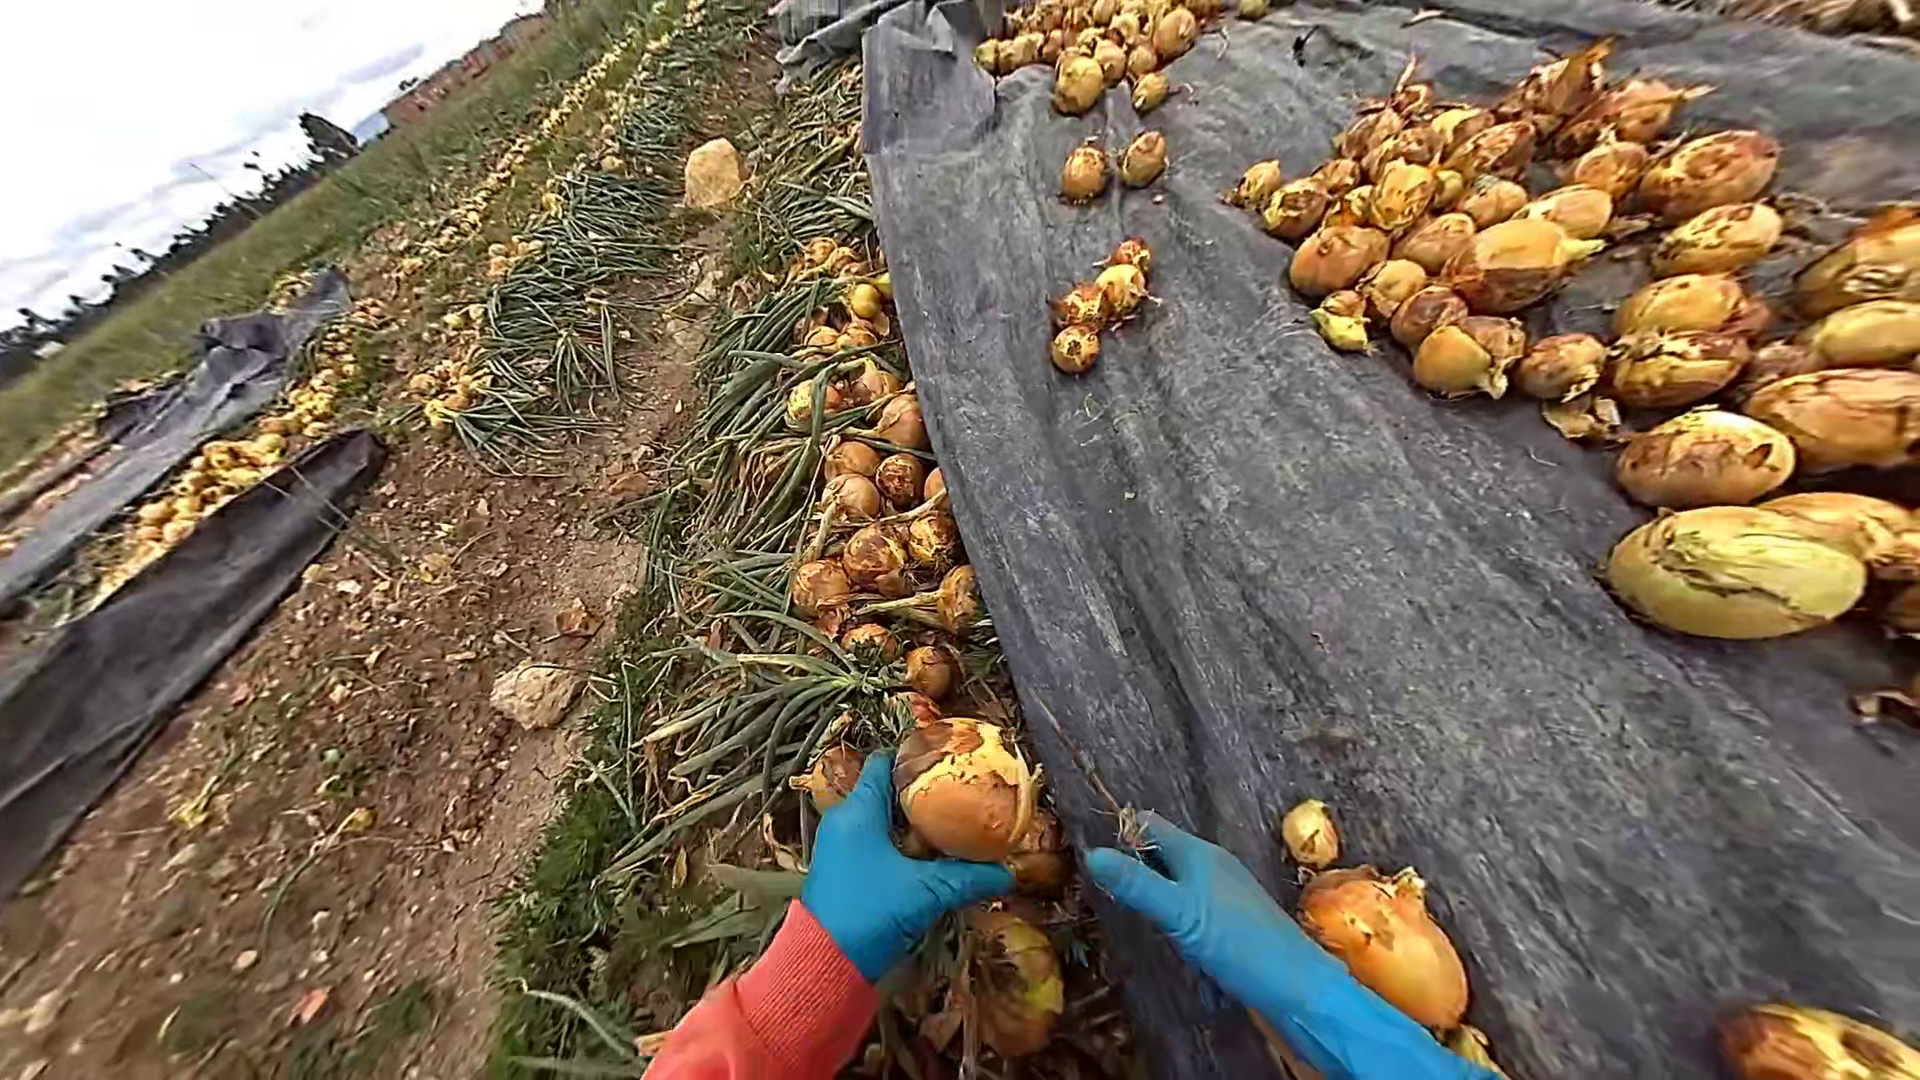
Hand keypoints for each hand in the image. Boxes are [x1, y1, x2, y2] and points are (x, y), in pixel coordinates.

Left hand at [802, 751, 1013, 981]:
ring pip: (877, 816)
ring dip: (906, 819)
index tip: (941, 759)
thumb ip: (965, 878)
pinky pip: (869, 838)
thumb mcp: (924, 893)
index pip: (883, 761)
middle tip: (952, 793)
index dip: (912, 755)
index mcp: (858, 809)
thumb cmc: (869, 914)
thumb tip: (1005, 874)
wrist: (821, 969)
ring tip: (943, 822)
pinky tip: (921, 856)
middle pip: (884, 788)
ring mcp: (838, 844)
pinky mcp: (838, 867)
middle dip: (917, 790)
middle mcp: (844, 818)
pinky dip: (894, 840)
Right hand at [1085, 813, 1493, 1079]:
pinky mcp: (1239, 922)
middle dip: (1142, 878)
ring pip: (1179, 889)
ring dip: (1165, 912)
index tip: (1101, 863)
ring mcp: (1227, 893)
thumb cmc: (1238, 943)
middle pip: (1162, 855)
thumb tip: (1092, 854)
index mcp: (1196, 851)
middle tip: (1124, 905)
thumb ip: (1135, 884)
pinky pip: (1199, 916)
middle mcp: (1211, 863)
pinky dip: (1189, 935)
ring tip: (1161, 939)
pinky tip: (1194, 965)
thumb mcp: (1178, 913)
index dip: (1122, 835)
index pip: (1148, 824)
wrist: (1306, 994)